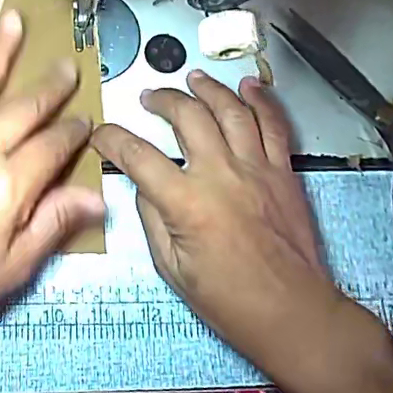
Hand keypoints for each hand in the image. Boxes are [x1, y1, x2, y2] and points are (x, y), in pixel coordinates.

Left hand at [0, 9, 104, 365]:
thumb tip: (97, 196)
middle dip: (48, 88)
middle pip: (20, 111)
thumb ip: (53, 222)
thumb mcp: (13, 266)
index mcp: (6, 186)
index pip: (50, 147)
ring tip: (13, 21)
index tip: (85, 120)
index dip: (72, 132)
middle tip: (66, 66)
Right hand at [90, 71, 331, 342]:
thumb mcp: (170, 267)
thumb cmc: (226, 300)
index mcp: (186, 202)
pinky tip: (249, 85)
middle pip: (188, 117)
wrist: (293, 313)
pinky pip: (274, 125)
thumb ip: (152, 218)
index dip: (111, 140)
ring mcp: (258, 169)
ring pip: (232, 110)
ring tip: (192, 78)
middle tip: (148, 98)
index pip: (137, 155)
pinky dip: (262, 100)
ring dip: (209, 89)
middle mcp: (221, 174)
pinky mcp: (284, 172)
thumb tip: (146, 185)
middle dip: (161, 100)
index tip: (100, 136)